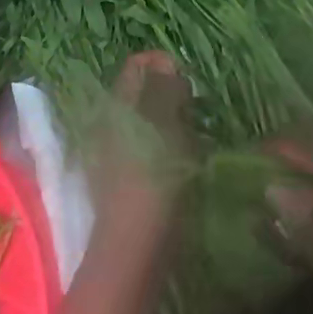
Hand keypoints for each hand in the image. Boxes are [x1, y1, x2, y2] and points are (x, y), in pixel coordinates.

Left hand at [90, 51, 191, 242]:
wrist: (135, 249)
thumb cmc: (151, 182)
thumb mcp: (163, 127)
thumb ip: (164, 90)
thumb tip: (166, 64)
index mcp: (115, 105)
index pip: (136, 65)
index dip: (163, 63)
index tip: (190, 80)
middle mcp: (111, 122)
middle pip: (143, 91)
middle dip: (173, 91)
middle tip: (200, 107)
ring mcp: (118, 149)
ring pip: (151, 118)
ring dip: (176, 118)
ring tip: (202, 131)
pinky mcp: (131, 175)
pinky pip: (154, 144)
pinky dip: (173, 142)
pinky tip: (193, 156)